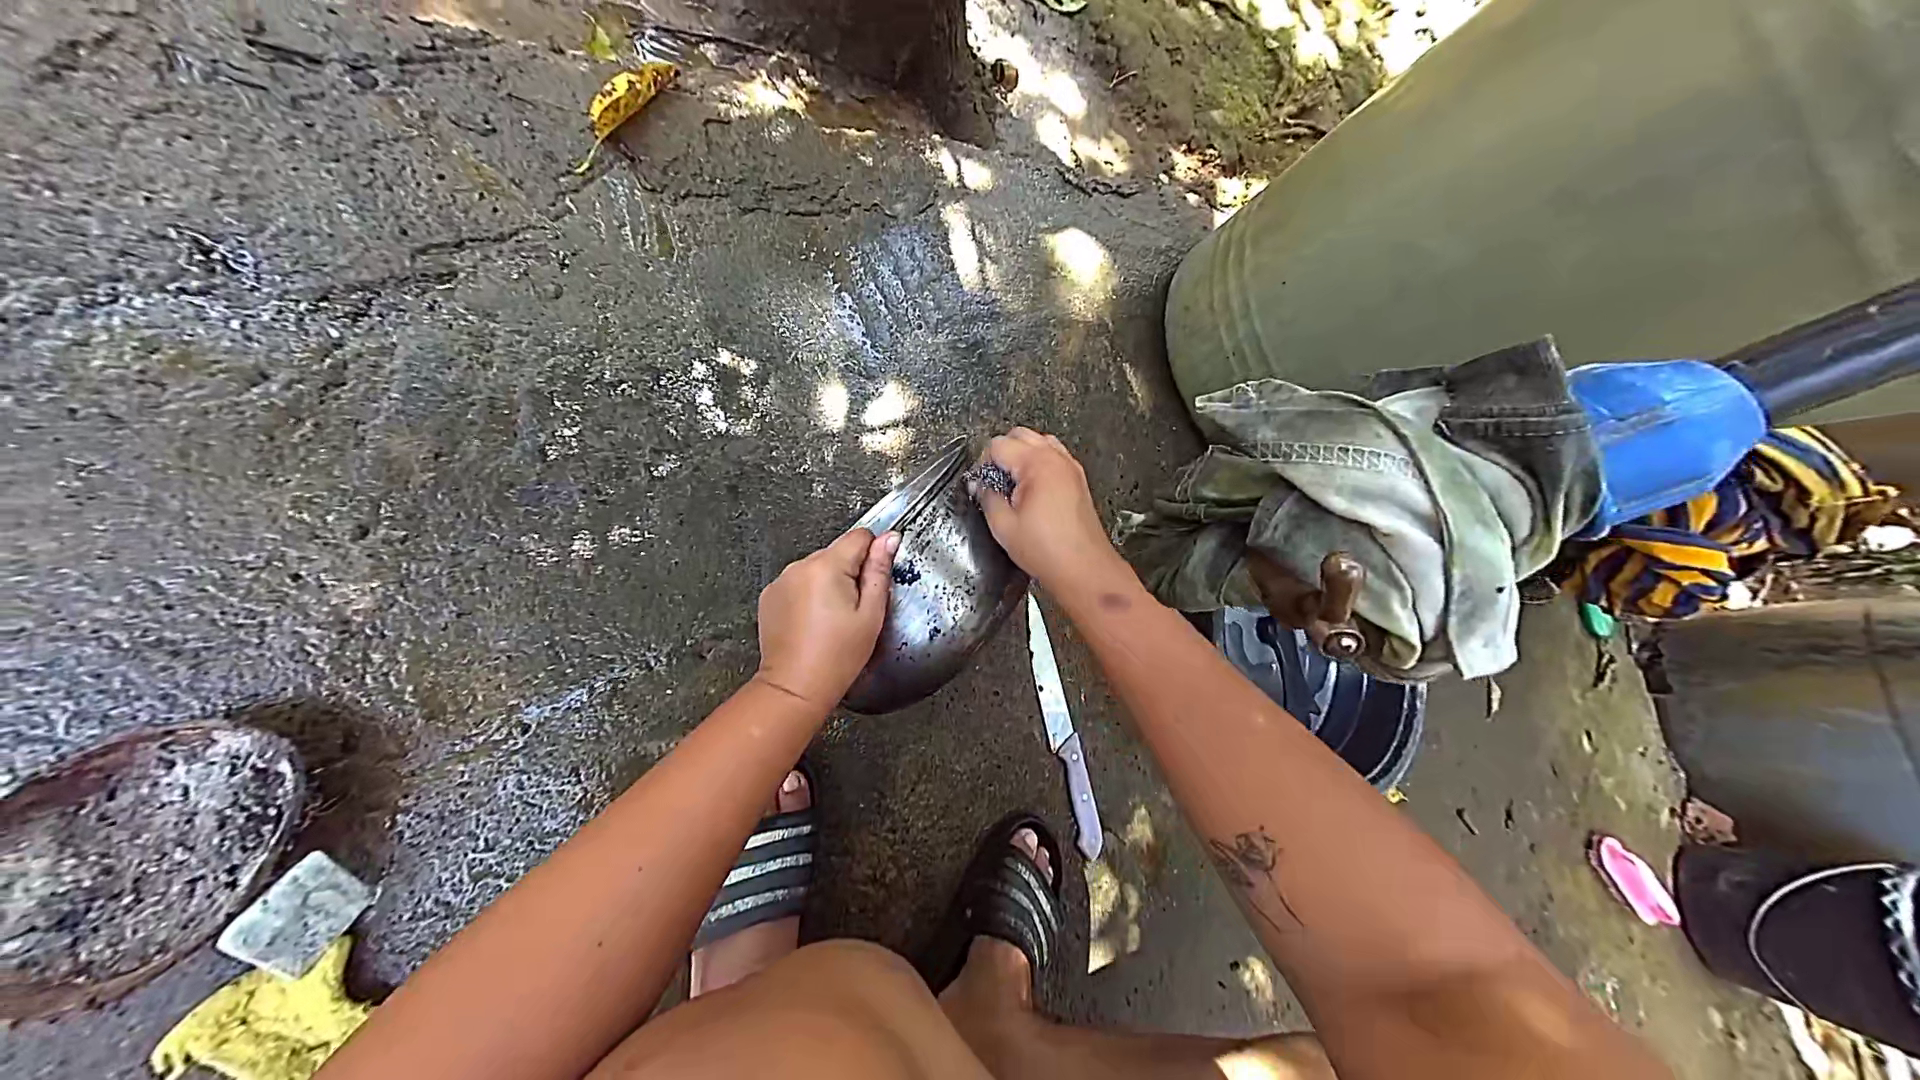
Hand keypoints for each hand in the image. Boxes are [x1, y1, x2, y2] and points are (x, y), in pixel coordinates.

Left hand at [754, 528, 899, 710]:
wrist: (795, 687)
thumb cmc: (835, 657)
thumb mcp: (871, 614)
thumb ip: (880, 571)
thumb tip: (889, 540)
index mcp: (826, 567)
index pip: (859, 536)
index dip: (873, 556)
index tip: (873, 582)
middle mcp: (799, 567)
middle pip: (837, 553)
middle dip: (850, 574)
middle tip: (854, 610)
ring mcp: (781, 581)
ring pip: (817, 569)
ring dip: (828, 584)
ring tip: (833, 620)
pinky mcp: (770, 596)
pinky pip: (798, 584)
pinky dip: (808, 596)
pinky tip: (814, 622)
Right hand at [972, 427, 1127, 597]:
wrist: (1083, 569)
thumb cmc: (1049, 551)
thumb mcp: (1003, 526)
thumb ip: (987, 498)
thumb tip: (980, 487)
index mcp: (1037, 464)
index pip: (999, 444)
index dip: (983, 463)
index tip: (980, 483)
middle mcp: (1056, 460)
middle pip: (1020, 435)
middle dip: (1002, 454)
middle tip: (992, 481)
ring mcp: (1070, 468)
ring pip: (1039, 442)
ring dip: (1022, 456)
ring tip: (1012, 485)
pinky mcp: (1077, 481)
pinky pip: (1054, 458)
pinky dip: (1039, 464)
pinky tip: (1031, 491)